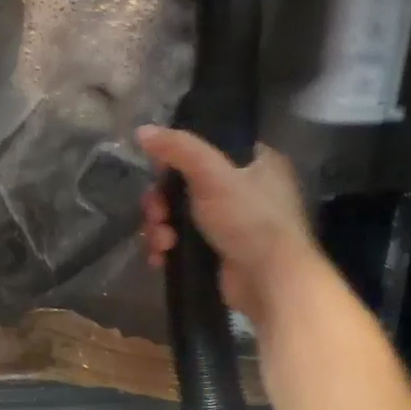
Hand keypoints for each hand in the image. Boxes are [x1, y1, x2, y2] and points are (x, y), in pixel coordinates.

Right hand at [136, 125, 318, 325]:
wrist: (268, 279)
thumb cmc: (249, 220)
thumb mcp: (212, 175)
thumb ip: (179, 150)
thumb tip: (142, 130)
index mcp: (257, 164)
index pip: (207, 149)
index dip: (176, 161)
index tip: (159, 174)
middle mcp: (246, 189)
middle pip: (183, 186)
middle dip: (161, 204)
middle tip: (156, 215)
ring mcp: (232, 222)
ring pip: (177, 215)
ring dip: (160, 229)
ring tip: (163, 243)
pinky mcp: (218, 250)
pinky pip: (181, 241)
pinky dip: (167, 248)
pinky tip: (161, 257)